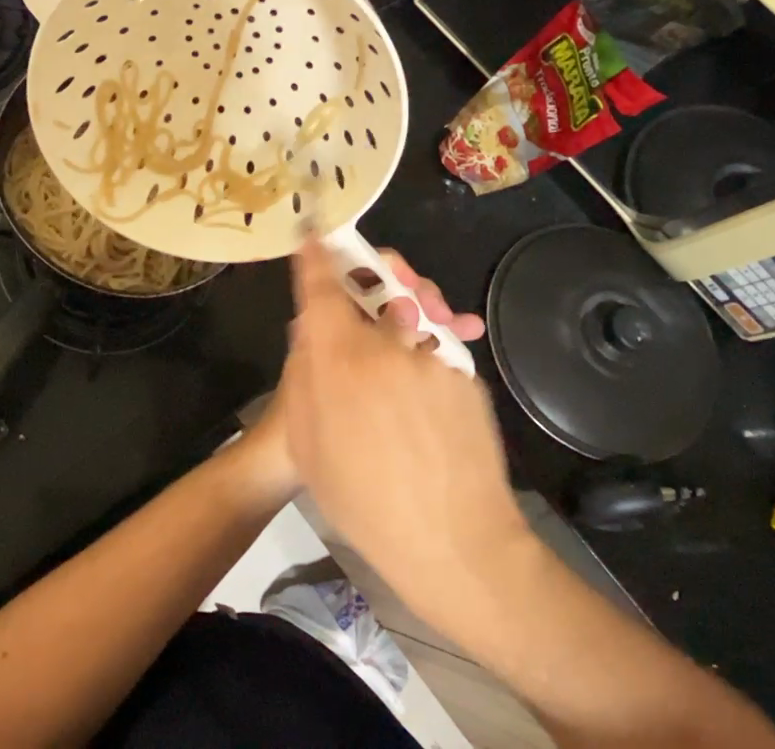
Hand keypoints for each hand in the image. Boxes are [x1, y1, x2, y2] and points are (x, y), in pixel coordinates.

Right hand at [278, 239, 528, 601]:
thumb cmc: (363, 501)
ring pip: (415, 311)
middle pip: (379, 285)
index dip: (315, 257)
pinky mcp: (466, 377)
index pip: (321, 287)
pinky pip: (440, 346)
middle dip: (373, 272)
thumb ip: (307, 377)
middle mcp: (386, 344)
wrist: (454, 542)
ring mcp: (432, 358)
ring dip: (408, 305)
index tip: (314, 233)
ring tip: (408, 319)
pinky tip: (431, 371)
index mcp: (337, 357)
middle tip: (374, 277)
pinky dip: (431, 345)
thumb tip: (313, 332)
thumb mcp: (310, 443)